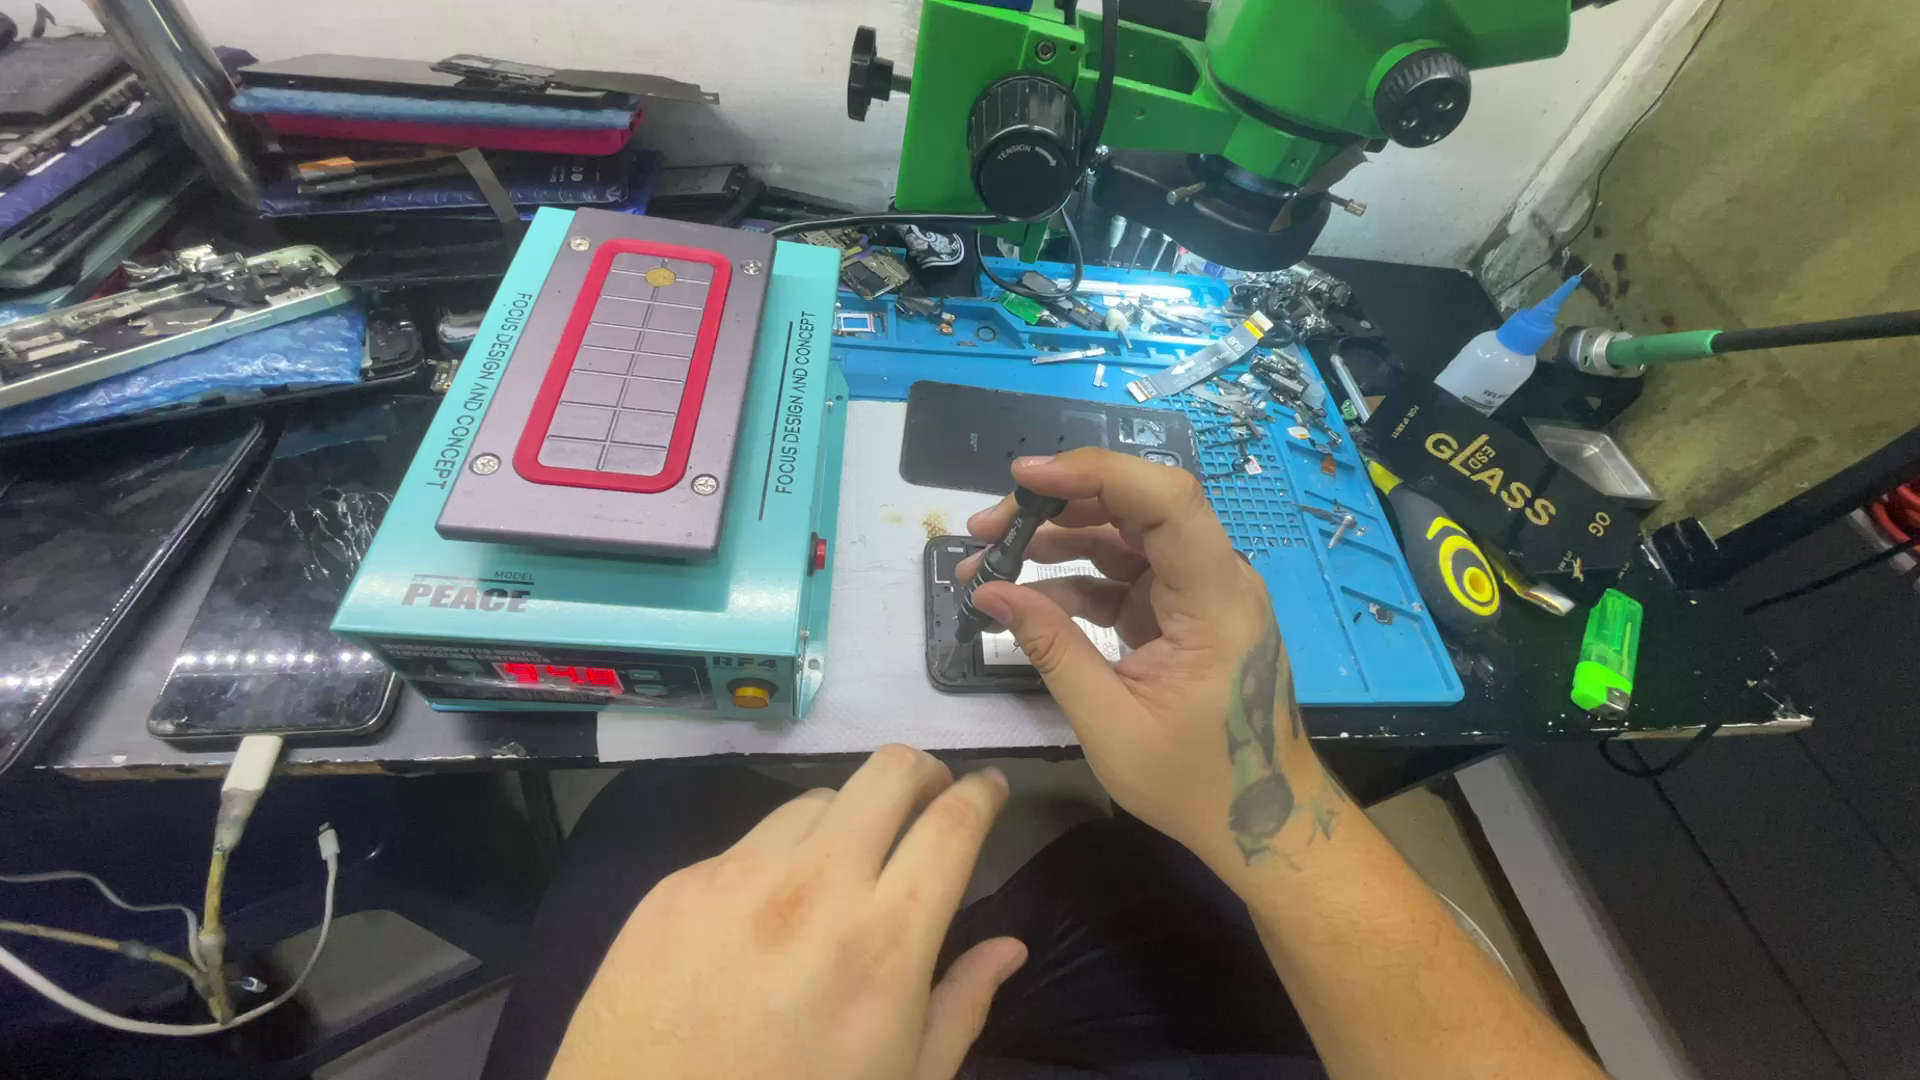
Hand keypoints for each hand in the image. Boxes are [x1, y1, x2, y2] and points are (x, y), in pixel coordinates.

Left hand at [548, 746, 1025, 1079]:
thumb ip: (962, 1006)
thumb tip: (1009, 946)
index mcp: (883, 945)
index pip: (953, 825)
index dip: (982, 792)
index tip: (991, 785)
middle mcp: (814, 888)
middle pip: (888, 771)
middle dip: (923, 771)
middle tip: (928, 799)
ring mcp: (739, 877)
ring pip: (819, 799)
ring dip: (848, 820)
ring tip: (840, 869)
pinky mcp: (678, 885)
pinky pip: (750, 843)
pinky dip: (778, 861)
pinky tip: (760, 918)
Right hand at [956, 449, 1335, 875]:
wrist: (1259, 821)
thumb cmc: (1196, 784)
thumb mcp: (1110, 723)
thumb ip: (1051, 649)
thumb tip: (989, 593)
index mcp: (1214, 601)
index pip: (1166, 502)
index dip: (1096, 473)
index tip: (1025, 478)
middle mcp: (1212, 580)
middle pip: (1134, 509)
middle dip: (1055, 507)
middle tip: (984, 528)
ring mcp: (1193, 594)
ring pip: (1121, 537)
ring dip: (1053, 542)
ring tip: (986, 562)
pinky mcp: (1176, 612)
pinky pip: (1120, 576)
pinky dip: (1071, 581)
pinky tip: (1023, 597)